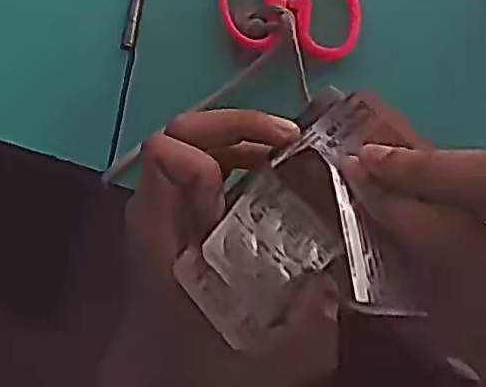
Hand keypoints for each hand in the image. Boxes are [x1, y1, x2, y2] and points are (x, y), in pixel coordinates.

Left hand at [100, 109, 338, 386]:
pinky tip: (275, 172)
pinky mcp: (182, 208)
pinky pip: (207, 160)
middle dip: (235, 124)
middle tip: (287, 137)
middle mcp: (156, 202)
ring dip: (242, 133)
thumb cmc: (186, 368)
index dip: (205, 158)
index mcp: (157, 225)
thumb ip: (298, 337)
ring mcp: (166, 201)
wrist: (152, 382)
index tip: (250, 179)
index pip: (164, 154)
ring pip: (194, 138)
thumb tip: (333, 288)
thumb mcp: (248, 364)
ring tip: (289, 147)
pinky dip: (241, 154)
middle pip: (182, 130)